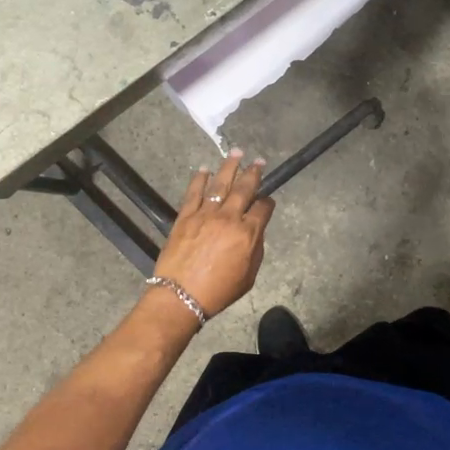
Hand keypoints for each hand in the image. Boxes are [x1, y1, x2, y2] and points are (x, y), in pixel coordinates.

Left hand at [150, 150, 275, 319]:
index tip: (268, 200)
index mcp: (248, 233)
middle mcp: (229, 217)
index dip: (268, 202)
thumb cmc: (219, 291)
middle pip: (244, 189)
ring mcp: (205, 214)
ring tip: (236, 152)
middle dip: (254, 173)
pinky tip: (204, 169)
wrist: (181, 296)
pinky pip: (194, 193)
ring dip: (230, 166)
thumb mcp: (249, 276)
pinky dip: (199, 179)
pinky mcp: (185, 216)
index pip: (263, 208)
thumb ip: (255, 249)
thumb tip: (254, 232)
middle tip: (258, 161)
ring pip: (220, 184)